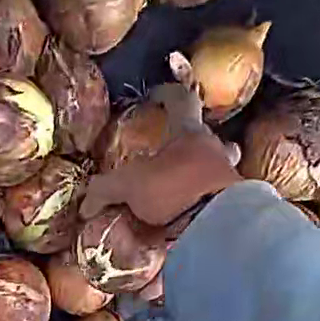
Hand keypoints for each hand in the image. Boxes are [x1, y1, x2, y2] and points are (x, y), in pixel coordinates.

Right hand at [82, 83, 242, 227]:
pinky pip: (217, 199)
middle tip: (180, 154)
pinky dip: (204, 205)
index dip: (167, 95)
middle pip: (210, 137)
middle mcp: (213, 150)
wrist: (217, 225)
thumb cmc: (175, 190)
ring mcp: (228, 179)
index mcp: (188, 133)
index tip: (156, 95)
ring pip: (218, 168)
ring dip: (204, 175)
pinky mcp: (235, 207)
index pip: (180, 101)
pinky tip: (191, 216)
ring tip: (184, 190)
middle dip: (197, 142)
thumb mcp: (130, 186)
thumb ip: (105, 190)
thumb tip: (84, 203)